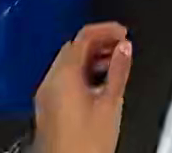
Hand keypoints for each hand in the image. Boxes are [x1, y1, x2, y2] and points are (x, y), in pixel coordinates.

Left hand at [35, 22, 131, 152]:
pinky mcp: (47, 110)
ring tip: (114, 64)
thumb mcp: (110, 104)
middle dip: (99, 43)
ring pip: (69, 64)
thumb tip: (125, 47)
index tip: (122, 33)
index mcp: (64, 73)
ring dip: (91, 59)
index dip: (106, 30)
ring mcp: (46, 96)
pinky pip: (64, 80)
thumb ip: (119, 70)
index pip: (85, 35)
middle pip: (75, 47)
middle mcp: (51, 80)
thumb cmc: (85, 146)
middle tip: (119, 46)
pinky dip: (82, 74)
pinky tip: (98, 86)